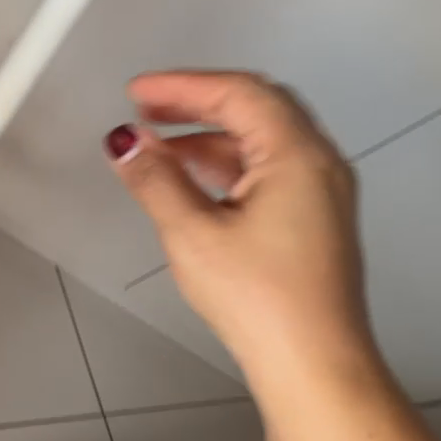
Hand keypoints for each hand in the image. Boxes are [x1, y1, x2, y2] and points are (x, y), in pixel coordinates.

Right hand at [105, 71, 375, 390]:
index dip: (183, 85)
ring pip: (258, 140)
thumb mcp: (191, 232)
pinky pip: (261, 169)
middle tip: (143, 107)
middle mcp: (317, 164)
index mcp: (297, 156)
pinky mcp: (306, 218)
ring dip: (204, 134)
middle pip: (257, 108)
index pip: (241, 94)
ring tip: (153, 143)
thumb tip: (123, 141)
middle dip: (196, 101)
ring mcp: (316, 192)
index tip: (134, 91)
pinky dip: (219, 162)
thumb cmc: (254, 293)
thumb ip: (155, 180)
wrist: (309, 355)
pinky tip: (185, 178)